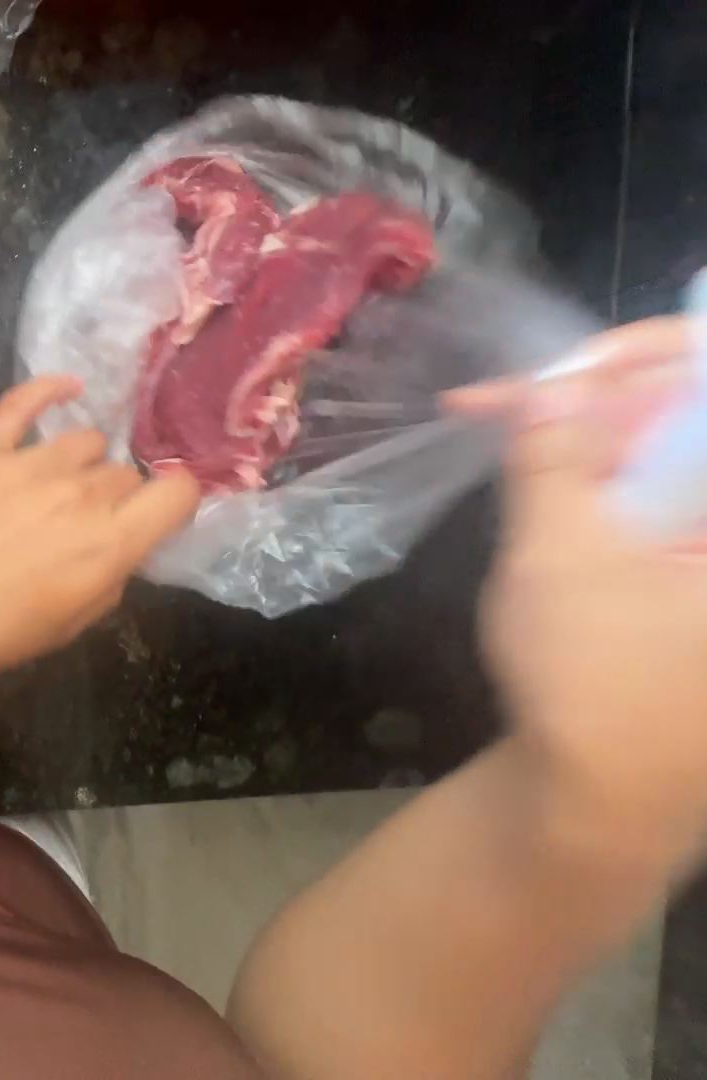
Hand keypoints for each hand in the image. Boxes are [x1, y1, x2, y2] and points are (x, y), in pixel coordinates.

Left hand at [0, 376, 199, 690]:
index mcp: (109, 543)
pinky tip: (66, 388)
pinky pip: (24, 403)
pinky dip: (49, 391)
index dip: (173, 501)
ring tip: (54, 487)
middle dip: (113, 497)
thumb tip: (120, 544)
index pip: (177, 492)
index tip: (154, 513)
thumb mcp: (70, 625)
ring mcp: (27, 464)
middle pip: (123, 472)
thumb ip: (110, 576)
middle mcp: (78, 494)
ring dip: (79, 463)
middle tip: (79, 524)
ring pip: (83, 440)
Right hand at [453, 316, 706, 864]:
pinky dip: (605, 469)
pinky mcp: (699, 566)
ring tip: (506, 427)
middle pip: (694, 408)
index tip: (540, 377)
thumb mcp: (557, 557)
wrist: (608, 783)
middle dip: (598, 390)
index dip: (636, 358)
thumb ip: (552, 460)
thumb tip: (547, 384)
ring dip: (593, 427)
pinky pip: (667, 487)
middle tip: (495, 402)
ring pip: (674, 448)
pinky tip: (548, 476)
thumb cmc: (593, 672)